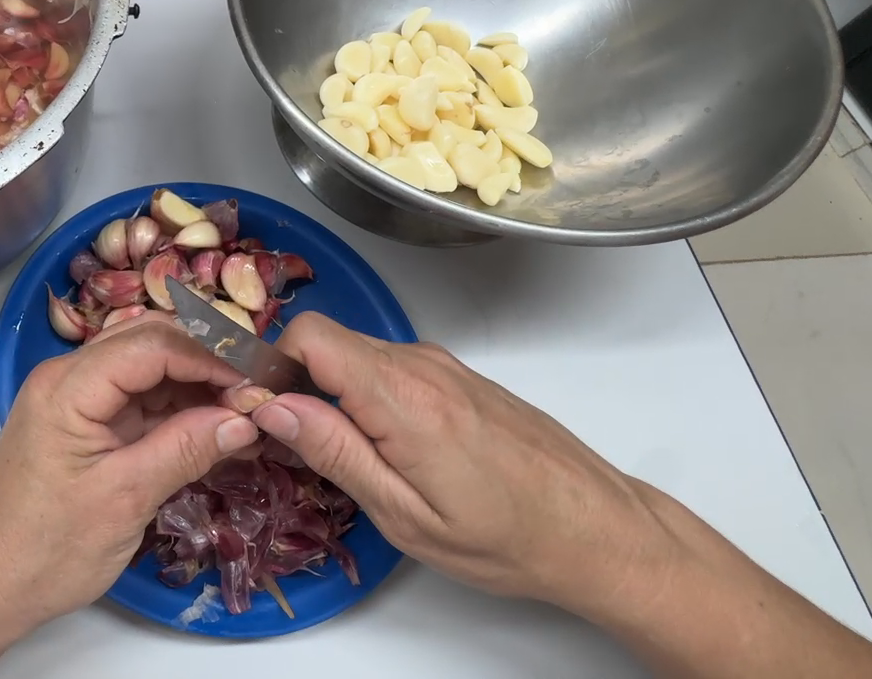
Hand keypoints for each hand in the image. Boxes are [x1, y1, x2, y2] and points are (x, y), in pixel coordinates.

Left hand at [0, 320, 260, 629]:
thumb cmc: (49, 546)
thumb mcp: (125, 497)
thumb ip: (185, 449)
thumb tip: (245, 418)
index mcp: (69, 384)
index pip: (150, 344)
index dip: (207, 355)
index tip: (256, 381)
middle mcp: (69, 376)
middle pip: (148, 344)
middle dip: (204, 361)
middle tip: (257, 390)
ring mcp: (76, 398)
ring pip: (146, 369)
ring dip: (195, 385)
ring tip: (247, 411)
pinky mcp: (85, 423)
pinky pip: (138, 400)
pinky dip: (177, 410)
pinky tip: (216, 428)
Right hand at [246, 312, 672, 613]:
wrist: (604, 533)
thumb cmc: (505, 538)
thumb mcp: (404, 515)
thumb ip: (333, 451)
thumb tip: (269, 406)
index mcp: (400, 394)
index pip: (307, 334)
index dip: (274, 364)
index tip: (268, 412)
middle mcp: (417, 362)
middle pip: (325, 342)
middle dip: (298, 383)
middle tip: (302, 444)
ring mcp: (439, 363)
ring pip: (353, 354)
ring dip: (332, 390)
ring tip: (354, 453)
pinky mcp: (453, 373)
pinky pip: (386, 365)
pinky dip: (366, 392)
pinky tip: (392, 445)